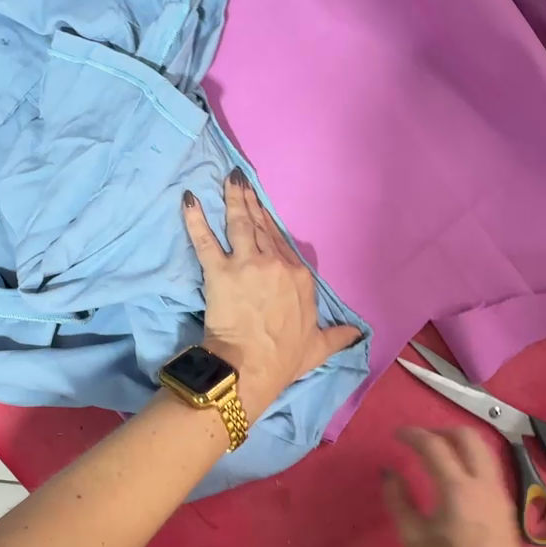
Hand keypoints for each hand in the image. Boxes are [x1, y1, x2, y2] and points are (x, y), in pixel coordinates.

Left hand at [183, 168, 359, 413]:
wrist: (252, 367)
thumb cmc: (284, 360)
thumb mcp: (318, 348)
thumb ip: (338, 337)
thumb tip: (357, 334)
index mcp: (300, 279)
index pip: (283, 245)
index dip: (271, 226)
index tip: (263, 210)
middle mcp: (277, 265)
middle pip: (262, 228)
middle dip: (252, 203)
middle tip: (241, 182)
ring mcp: (248, 265)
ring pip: (240, 225)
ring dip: (233, 199)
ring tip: (228, 179)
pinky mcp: (220, 272)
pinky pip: (205, 241)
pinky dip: (195, 219)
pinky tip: (188, 200)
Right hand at [384, 427, 534, 546]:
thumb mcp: (414, 538)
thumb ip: (399, 500)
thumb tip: (389, 472)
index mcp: (458, 489)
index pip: (434, 446)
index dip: (412, 435)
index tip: (396, 435)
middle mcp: (483, 483)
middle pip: (467, 436)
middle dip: (440, 430)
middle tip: (419, 440)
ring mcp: (499, 492)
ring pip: (483, 448)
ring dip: (459, 441)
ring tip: (437, 453)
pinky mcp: (506, 504)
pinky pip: (489, 465)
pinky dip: (471, 457)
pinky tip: (456, 475)